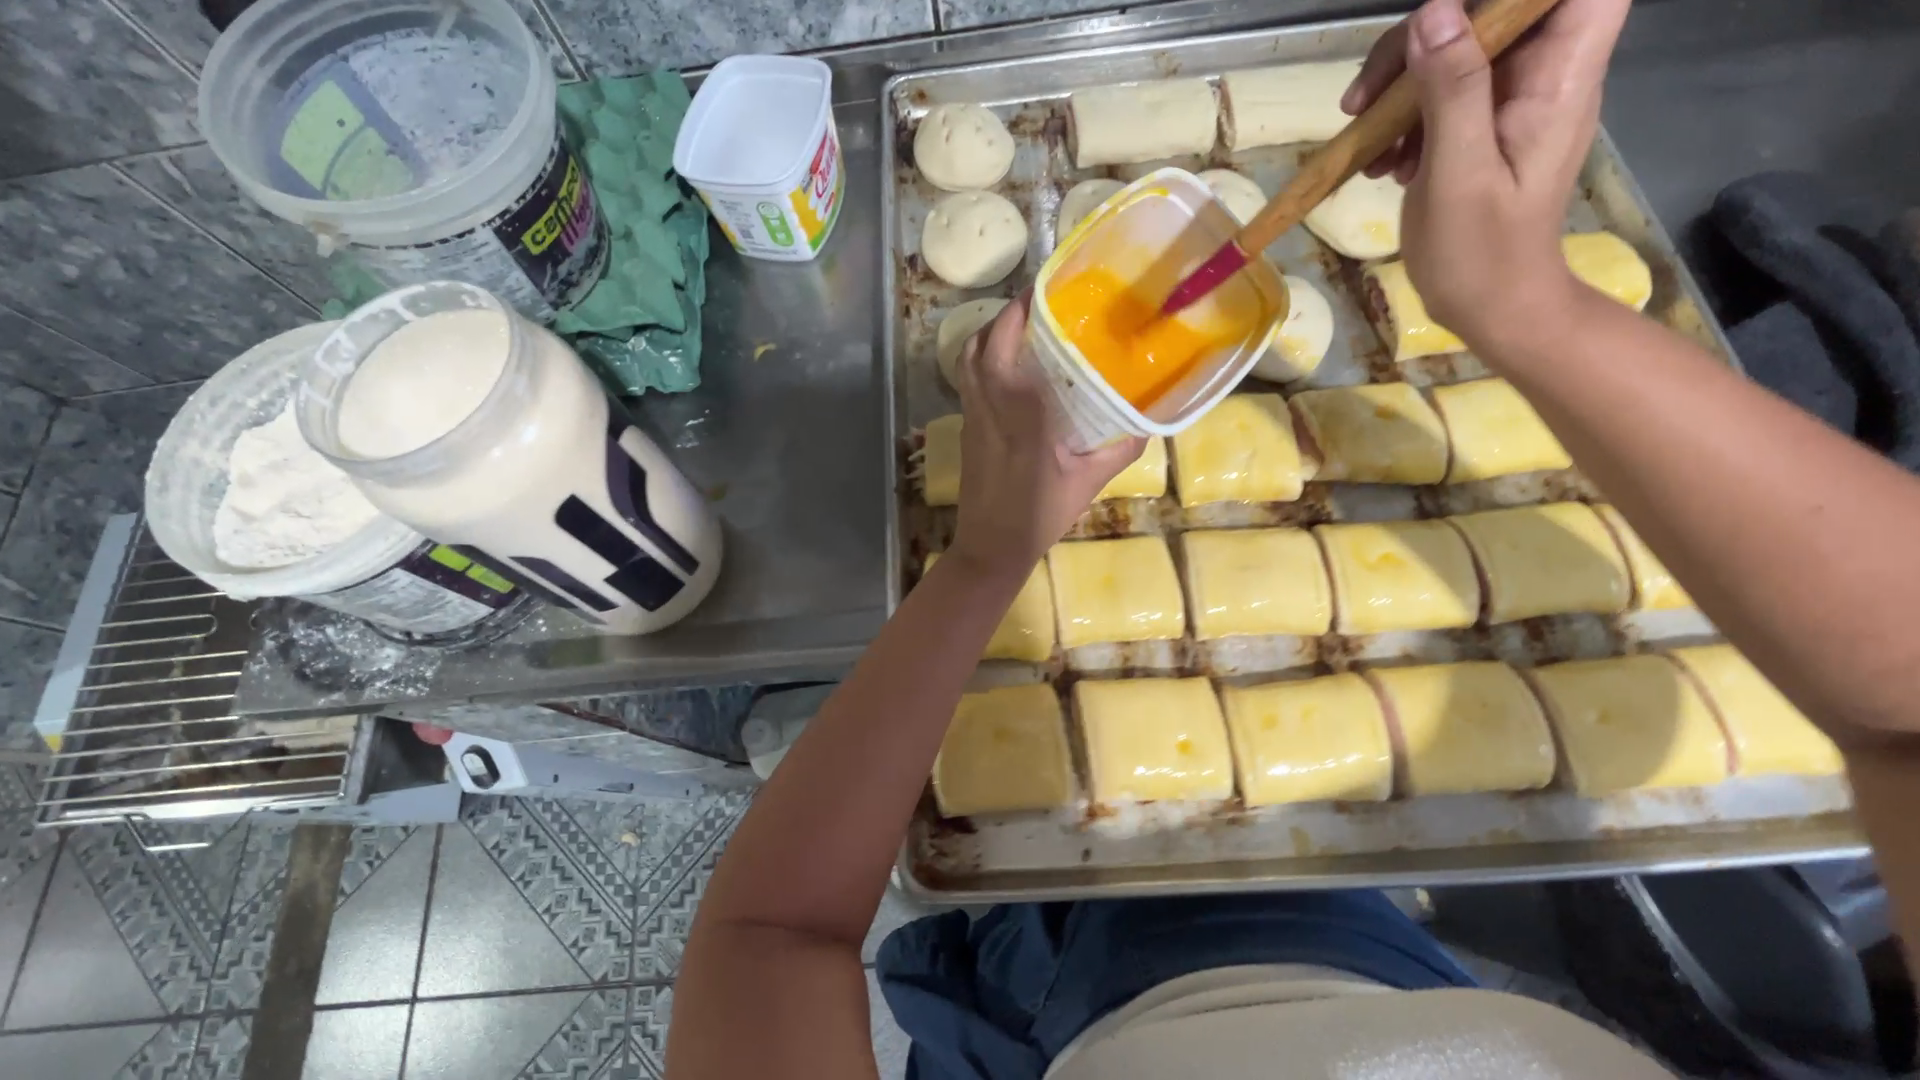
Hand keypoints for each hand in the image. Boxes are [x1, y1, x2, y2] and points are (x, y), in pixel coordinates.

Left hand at [946, 294, 1143, 578]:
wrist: (991, 547)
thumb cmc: (1039, 515)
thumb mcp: (1088, 482)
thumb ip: (1120, 448)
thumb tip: (1148, 421)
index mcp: (1019, 411)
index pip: (1007, 346)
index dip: (1020, 313)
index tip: (1043, 291)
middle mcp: (988, 405)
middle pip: (980, 345)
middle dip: (1003, 318)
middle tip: (1035, 307)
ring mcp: (972, 418)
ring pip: (967, 362)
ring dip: (989, 338)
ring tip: (1022, 331)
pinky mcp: (967, 431)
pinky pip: (969, 382)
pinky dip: (984, 362)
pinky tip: (1011, 371)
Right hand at [1343, 0, 1631, 350]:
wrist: (1489, 307)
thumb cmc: (1481, 253)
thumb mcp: (1459, 173)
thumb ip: (1451, 90)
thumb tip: (1433, 11)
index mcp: (1560, 78)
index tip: (1456, 12)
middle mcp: (1543, 75)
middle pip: (1494, 11)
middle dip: (1425, 38)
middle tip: (1366, 96)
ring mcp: (1510, 100)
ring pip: (1456, 48)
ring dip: (1400, 84)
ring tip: (1366, 140)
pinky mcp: (1479, 125)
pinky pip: (1439, 92)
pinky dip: (1401, 117)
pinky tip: (1381, 161)